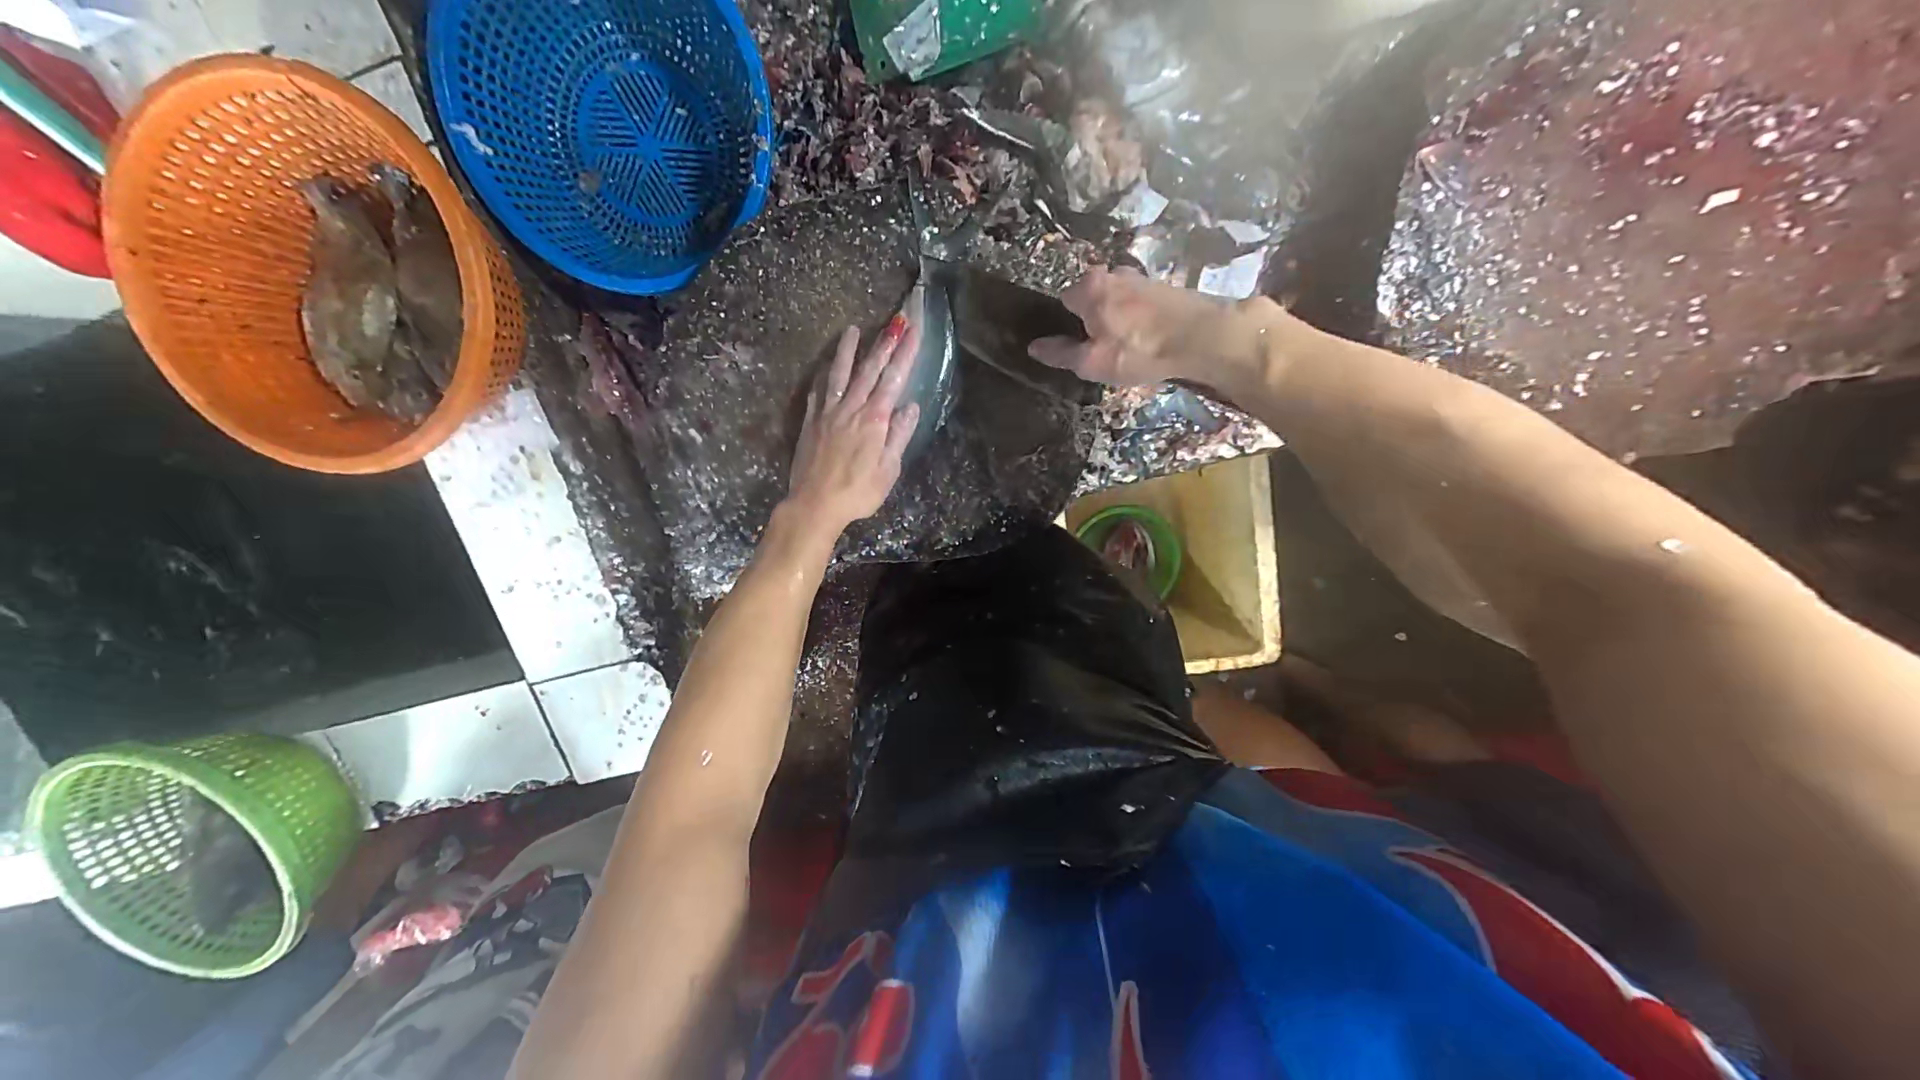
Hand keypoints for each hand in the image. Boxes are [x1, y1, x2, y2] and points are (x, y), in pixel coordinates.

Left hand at [783, 317, 921, 542]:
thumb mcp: (888, 470)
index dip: (905, 354)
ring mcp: (828, 413)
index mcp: (874, 420)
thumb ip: (898, 436)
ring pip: (839, 374)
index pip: (893, 379)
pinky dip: (824, 376)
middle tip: (896, 320)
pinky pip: (818, 391)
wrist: (814, 504)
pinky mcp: (811, 422)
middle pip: (869, 369)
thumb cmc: (857, 493)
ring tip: (854, 329)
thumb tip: (910, 407)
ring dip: (848, 350)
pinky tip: (825, 367)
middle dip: (885, 343)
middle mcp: (851, 408)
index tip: (915, 331)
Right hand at [1027, 266, 1238, 385]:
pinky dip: (1139, 320)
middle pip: (1091, 299)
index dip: (1067, 326)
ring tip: (1129, 349)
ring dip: (1118, 321)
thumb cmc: (1138, 350)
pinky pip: (1138, 305)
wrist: (1202, 337)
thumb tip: (1034, 347)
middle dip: (1093, 322)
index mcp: (1089, 287)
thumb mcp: (1092, 362)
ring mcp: (1140, 277)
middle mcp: (1112, 273)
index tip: (1078, 347)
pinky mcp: (1164, 286)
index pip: (1063, 301)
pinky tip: (1149, 340)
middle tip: (1104, 352)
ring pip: (1116, 302)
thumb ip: (1061, 353)